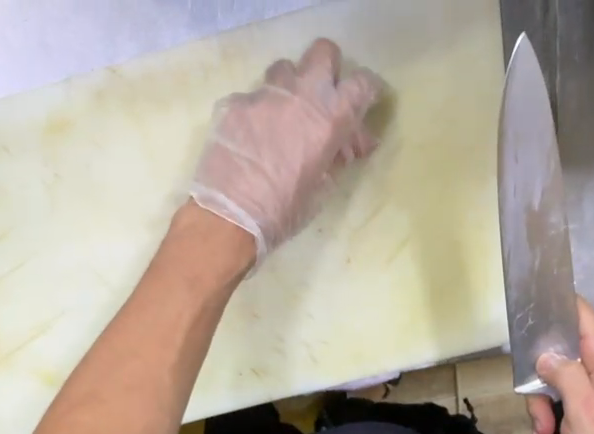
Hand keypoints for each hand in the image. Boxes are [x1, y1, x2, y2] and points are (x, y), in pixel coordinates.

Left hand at [189, 39, 383, 262]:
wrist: (227, 220)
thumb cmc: (281, 214)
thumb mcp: (320, 192)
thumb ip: (336, 159)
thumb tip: (345, 148)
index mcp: (329, 117)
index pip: (362, 83)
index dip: (366, 93)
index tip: (361, 108)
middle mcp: (299, 94)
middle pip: (323, 53)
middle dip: (327, 72)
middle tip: (321, 103)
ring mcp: (263, 94)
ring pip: (284, 69)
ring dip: (290, 88)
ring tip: (282, 119)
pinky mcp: (233, 104)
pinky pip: (251, 98)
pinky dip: (256, 115)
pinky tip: (249, 140)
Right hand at [524, 298, 593, 433]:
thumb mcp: (580, 406)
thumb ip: (562, 372)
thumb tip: (544, 354)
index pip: (578, 312)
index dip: (552, 311)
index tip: (525, 322)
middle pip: (559, 352)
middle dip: (540, 383)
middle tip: (539, 414)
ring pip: (556, 379)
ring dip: (542, 407)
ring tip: (543, 433)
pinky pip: (564, 397)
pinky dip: (551, 417)